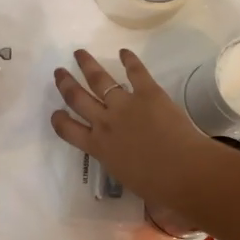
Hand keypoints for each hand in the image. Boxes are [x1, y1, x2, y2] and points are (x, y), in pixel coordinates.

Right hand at [51, 49, 221, 205]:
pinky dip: (129, 60)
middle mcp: (105, 123)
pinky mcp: (148, 93)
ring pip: (99, 79)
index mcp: (98, 147)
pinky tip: (123, 52)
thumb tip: (125, 163)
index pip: (68, 130)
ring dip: (87, 65)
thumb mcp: (126, 178)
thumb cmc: (158, 187)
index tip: (56, 112)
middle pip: (77, 98)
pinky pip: (135, 72)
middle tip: (59, 72)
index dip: (59, 119)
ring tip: (79, 53)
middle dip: (65, 84)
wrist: (184, 172)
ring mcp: (125, 105)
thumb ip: (119, 164)